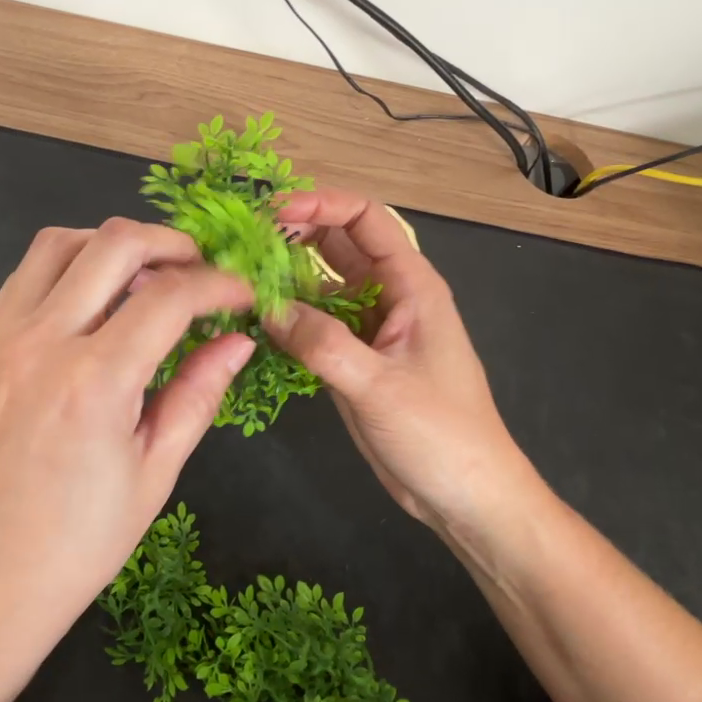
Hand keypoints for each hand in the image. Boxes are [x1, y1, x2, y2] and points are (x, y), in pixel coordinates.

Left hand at [0, 217, 255, 701]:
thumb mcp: (154, 472)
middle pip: (113, 243)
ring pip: (56, 244)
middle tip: (199, 268)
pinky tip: (85, 306)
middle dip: (169, 242)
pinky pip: (19, 282)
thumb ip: (197, 393)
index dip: (219, 286)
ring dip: (108, 245)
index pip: (170, 296)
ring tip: (141, 277)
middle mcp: (40, 341)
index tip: (242, 295)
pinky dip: (62, 273)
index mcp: (95, 380)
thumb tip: (237, 340)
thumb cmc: (79, 543)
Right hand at [266, 189, 545, 539]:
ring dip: (283, 276)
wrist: (465, 496)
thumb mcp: (379, 386)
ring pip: (320, 284)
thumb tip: (265, 307)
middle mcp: (388, 296)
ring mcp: (368, 328)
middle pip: (336, 244)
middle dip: (292, 235)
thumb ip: (322, 343)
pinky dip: (285, 316)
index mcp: (410, 285)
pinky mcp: (352, 358)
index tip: (272, 214)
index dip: (320, 205)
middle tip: (241, 244)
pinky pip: (313, 322)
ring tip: (236, 277)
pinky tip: (252, 319)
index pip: (365, 219)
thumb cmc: (441, 434)